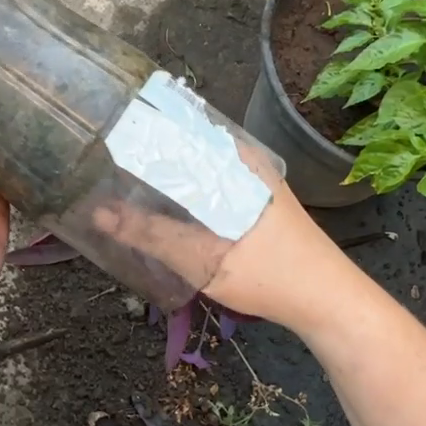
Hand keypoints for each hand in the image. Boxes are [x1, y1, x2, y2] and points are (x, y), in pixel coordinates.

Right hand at [88, 142, 350, 330]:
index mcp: (236, 157)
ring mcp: (250, 182)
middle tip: (100, 165)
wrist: (326, 301)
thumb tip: (99, 213)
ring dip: (162, 176)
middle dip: (144, 153)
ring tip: (119, 185)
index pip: (178, 123)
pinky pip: (207, 186)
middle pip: (183, 145)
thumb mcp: (204, 257)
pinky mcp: (252, 204)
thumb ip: (151, 235)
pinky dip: (181, 193)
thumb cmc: (270, 274)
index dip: (139, 126)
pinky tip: (159, 209)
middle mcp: (244, 160)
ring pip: (195, 168)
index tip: (101, 135)